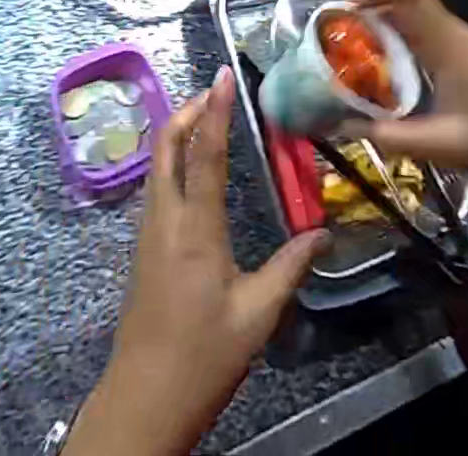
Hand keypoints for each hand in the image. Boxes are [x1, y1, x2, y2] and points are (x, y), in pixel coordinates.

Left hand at [64, 67, 326, 455]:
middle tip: (213, 92)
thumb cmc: (205, 353)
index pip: (204, 154)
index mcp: (195, 226)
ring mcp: (148, 227)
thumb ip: (289, 267)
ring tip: (206, 118)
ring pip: (157, 162)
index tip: (220, 77)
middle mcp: (165, 215)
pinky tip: (192, 168)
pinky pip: (156, 184)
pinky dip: (172, 159)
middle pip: (165, 145)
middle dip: (186, 111)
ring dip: (177, 132)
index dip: (214, 111)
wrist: (146, 389)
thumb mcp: (258, 313)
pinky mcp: (144, 241)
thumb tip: (323, 235)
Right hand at [341, 0, 467, 187]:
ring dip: (378, 7)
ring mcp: (455, 41)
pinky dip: (391, 24)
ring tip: (345, 25)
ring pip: (410, 8)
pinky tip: (373, 46)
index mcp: (448, 45)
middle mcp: (450, 33)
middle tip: (335, 11)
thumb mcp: (443, 144)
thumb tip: (338, 125)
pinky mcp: (456, 52)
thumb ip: (388, 136)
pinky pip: (416, 25)